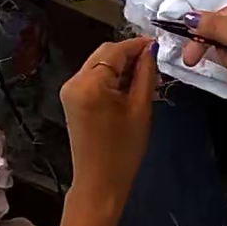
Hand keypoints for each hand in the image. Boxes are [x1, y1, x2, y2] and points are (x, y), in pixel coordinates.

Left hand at [59, 36, 157, 225]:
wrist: (99, 182)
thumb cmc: (124, 149)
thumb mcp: (140, 108)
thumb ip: (145, 74)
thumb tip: (150, 50)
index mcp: (90, 83)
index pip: (115, 50)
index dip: (137, 44)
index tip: (157, 43)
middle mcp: (74, 81)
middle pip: (103, 54)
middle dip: (128, 53)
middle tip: (153, 60)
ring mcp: (69, 90)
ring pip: (98, 63)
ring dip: (119, 65)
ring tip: (143, 74)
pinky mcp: (70, 98)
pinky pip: (92, 77)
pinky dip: (109, 76)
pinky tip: (127, 85)